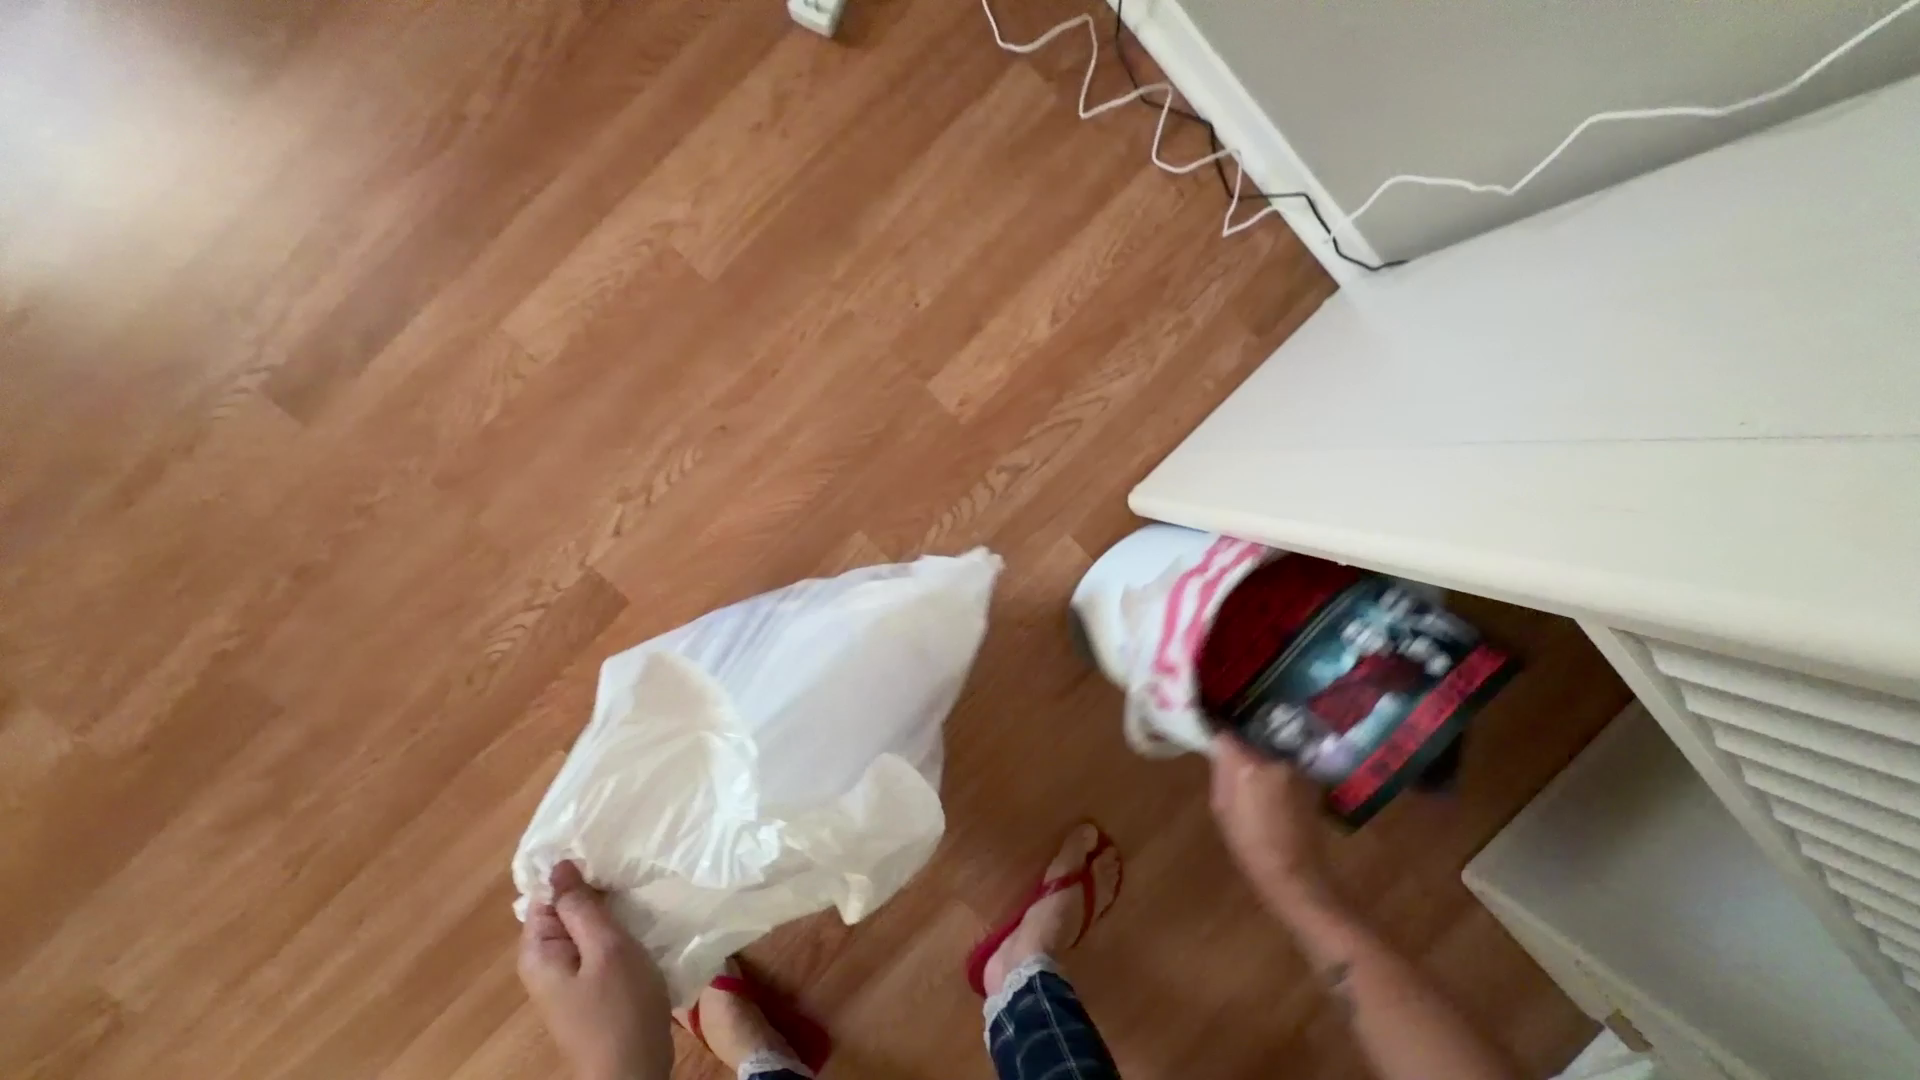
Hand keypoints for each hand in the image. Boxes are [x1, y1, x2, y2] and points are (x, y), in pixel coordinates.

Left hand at [519, 861, 672, 1079]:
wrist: (633, 1075)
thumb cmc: (620, 1009)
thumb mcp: (608, 948)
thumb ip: (582, 907)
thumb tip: (560, 866)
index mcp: (539, 952)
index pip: (547, 894)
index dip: (577, 874)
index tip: (612, 859)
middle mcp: (544, 963)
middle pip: (566, 911)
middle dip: (596, 892)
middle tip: (631, 874)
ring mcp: (566, 980)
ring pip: (585, 929)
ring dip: (610, 912)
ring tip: (640, 893)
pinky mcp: (588, 990)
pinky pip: (597, 948)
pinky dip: (616, 934)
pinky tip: (641, 926)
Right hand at [1208, 735, 1338, 915]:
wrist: (1293, 871)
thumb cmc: (1247, 844)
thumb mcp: (1220, 807)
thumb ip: (1221, 773)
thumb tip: (1219, 751)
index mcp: (1245, 766)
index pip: (1225, 735)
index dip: (1218, 738)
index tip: (1212, 742)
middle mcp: (1272, 760)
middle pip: (1250, 743)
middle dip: (1241, 753)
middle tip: (1234, 770)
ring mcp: (1295, 769)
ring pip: (1269, 756)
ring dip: (1261, 764)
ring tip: (1256, 786)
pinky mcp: (1310, 781)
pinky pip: (1285, 769)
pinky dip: (1278, 776)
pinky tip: (1276, 797)